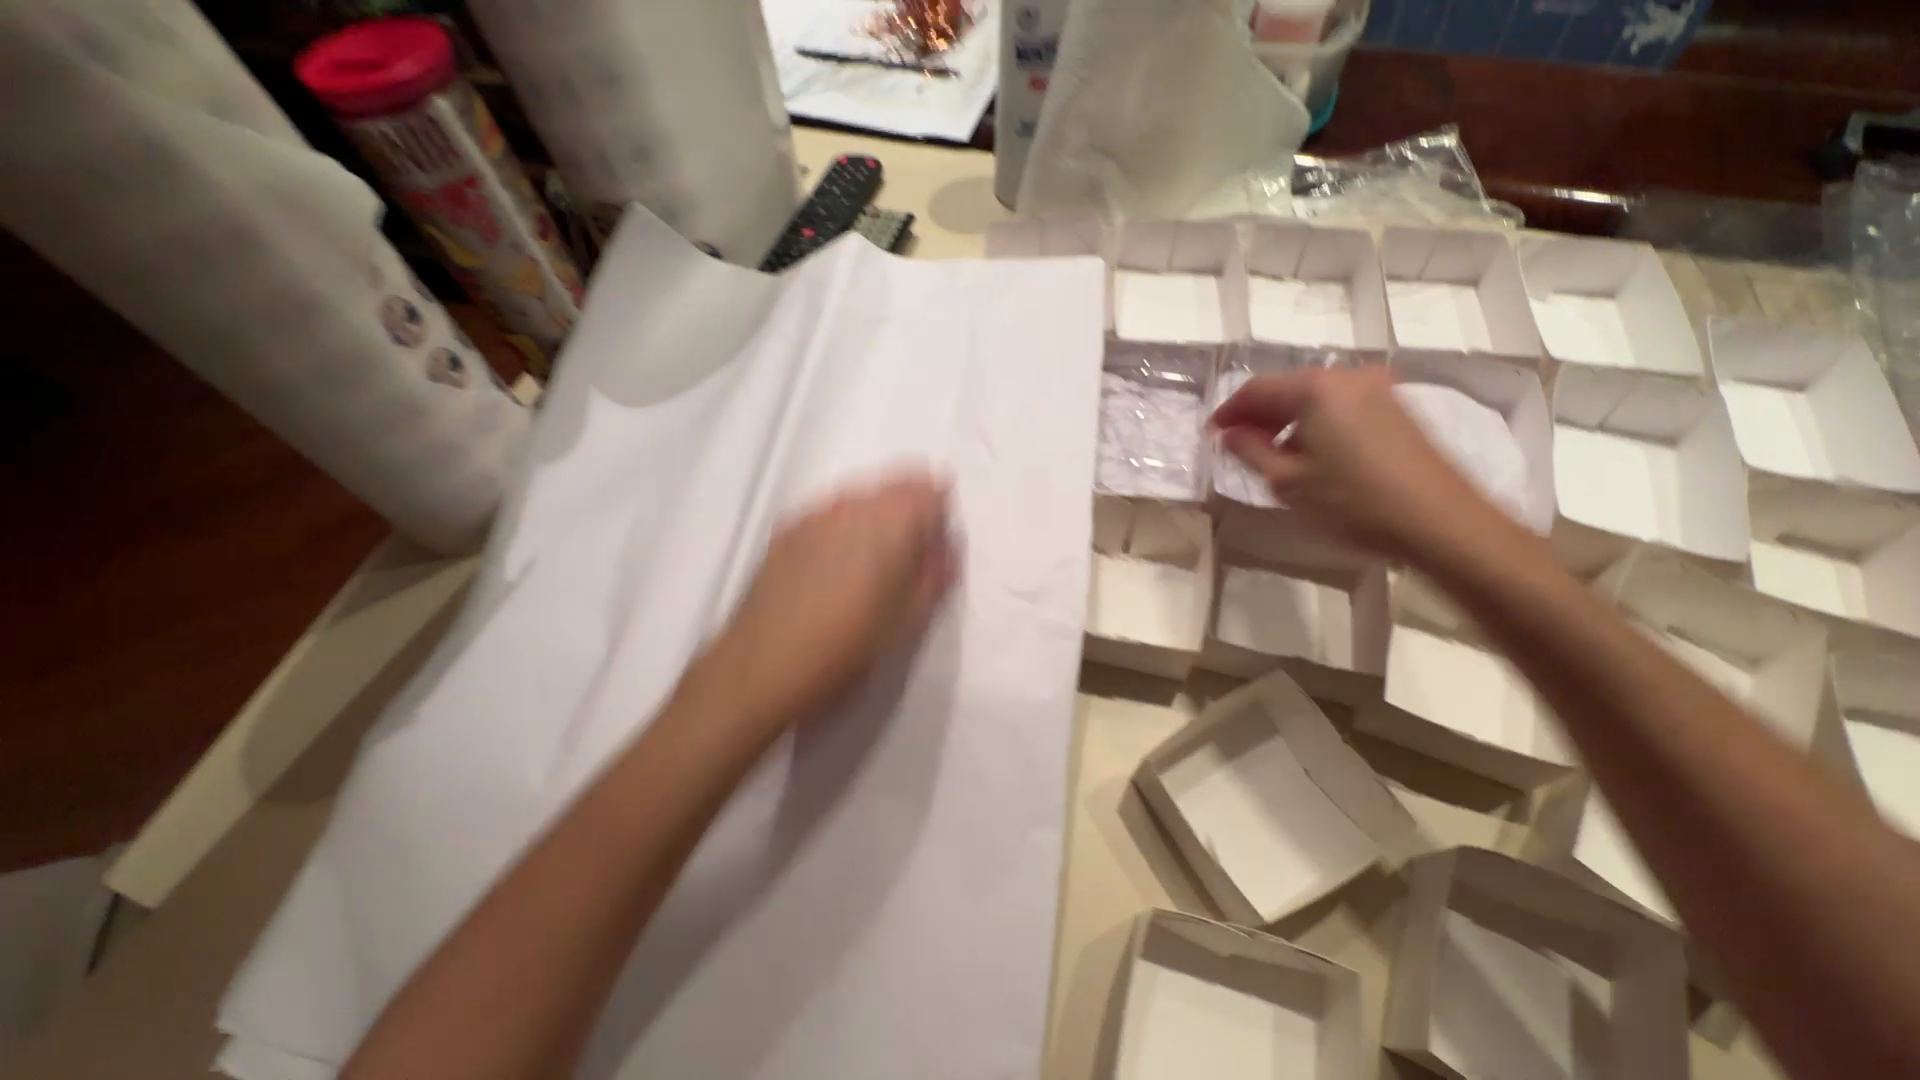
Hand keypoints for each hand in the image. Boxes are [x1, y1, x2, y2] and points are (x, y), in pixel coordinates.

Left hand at [702, 471, 956, 729]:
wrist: (760, 668)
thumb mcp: (907, 622)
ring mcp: (814, 512)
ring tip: (867, 574)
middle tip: (907, 565)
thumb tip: (944, 548)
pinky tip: (832, 574)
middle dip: (908, 516)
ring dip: (874, 522)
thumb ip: (934, 574)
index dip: (940, 519)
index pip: (931, 489)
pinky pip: (829, 514)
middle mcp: (852, 503)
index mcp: (891, 521)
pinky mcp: (785, 529)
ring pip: (860, 498)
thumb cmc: (844, 649)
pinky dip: (842, 532)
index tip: (936, 554)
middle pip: (895, 487)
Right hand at [1211, 366, 1499, 561]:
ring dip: (1290, 421)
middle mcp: (1349, 376)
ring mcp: (1380, 389)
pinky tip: (1313, 455)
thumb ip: (1251, 452)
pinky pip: (1344, 407)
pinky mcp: (1399, 409)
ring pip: (1318, 398)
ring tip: (1273, 456)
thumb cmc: (1355, 503)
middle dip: (1260, 416)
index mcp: (1316, 388)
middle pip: (1289, 389)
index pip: (1256, 389)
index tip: (1211, 435)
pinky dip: (1319, 424)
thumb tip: (1230, 434)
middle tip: (1238, 446)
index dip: (1229, 412)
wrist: (1441, 521)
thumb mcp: (1290, 483)